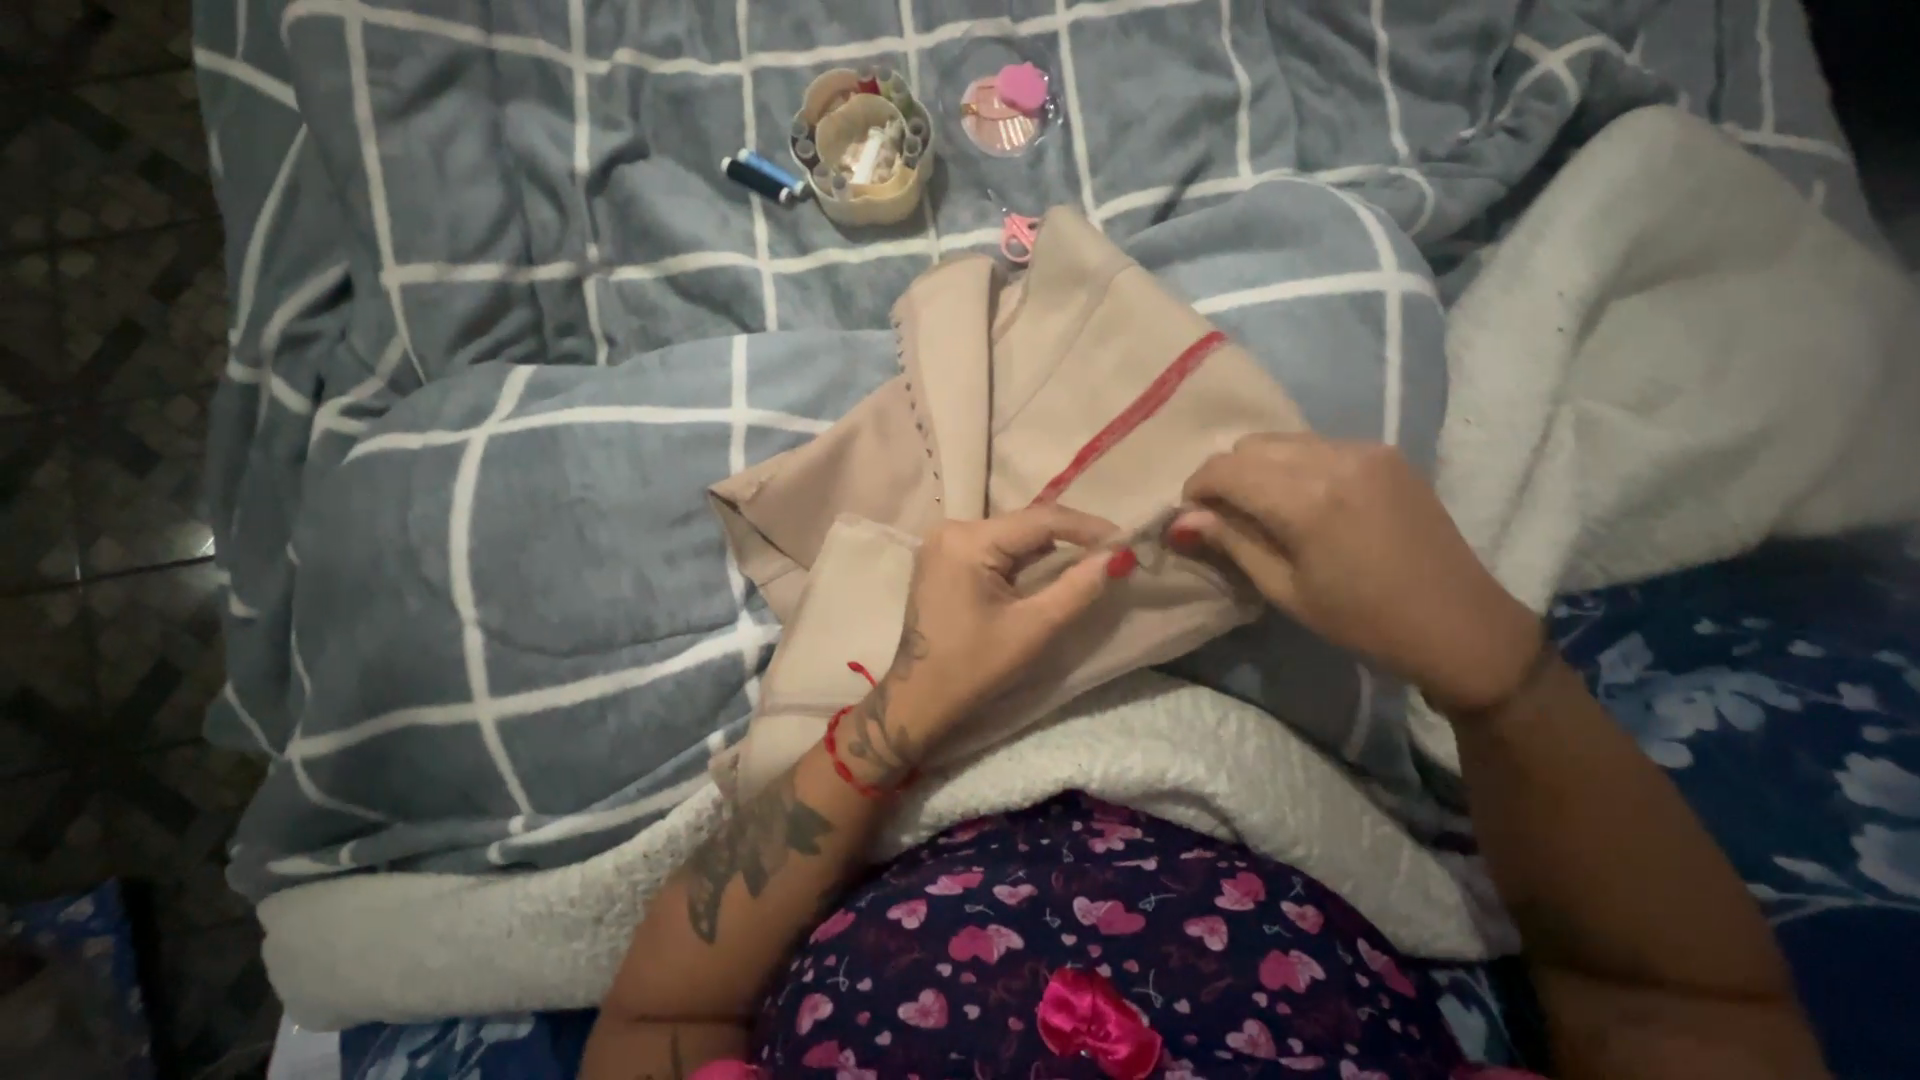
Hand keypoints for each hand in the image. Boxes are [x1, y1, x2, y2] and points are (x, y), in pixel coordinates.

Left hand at [834, 506, 1123, 784]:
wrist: (920, 698)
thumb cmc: (974, 667)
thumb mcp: (1034, 628)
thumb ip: (1077, 587)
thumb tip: (1117, 556)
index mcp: (968, 540)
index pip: (1040, 519)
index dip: (1087, 527)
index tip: (1126, 539)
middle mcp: (950, 529)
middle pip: (1024, 524)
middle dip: (1068, 540)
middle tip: (1109, 556)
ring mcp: (942, 543)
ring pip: (1011, 536)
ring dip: (1045, 552)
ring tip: (1082, 569)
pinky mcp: (942, 558)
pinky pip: (993, 547)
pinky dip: (1021, 561)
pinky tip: (1041, 579)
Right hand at [1173, 433, 1542, 713]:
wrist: (1458, 623)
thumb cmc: (1363, 621)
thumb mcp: (1285, 591)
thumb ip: (1232, 543)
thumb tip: (1181, 519)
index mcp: (1307, 498)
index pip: (1225, 469)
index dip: (1197, 490)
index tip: (1191, 519)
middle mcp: (1334, 458)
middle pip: (1251, 446)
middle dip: (1227, 476)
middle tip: (1225, 518)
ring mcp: (1365, 449)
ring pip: (1284, 440)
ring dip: (1260, 468)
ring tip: (1265, 510)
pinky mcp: (1385, 452)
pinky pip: (1319, 445)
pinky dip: (1296, 465)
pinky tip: (1307, 502)